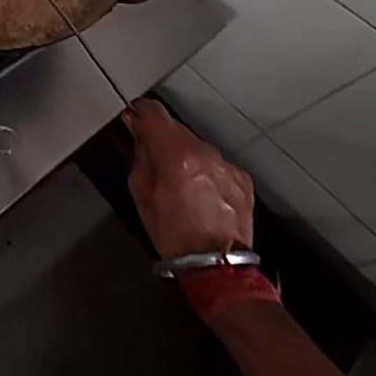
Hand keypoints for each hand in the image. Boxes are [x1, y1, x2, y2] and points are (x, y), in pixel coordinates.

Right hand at [121, 97, 254, 259]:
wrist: (216, 265)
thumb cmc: (171, 231)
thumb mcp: (141, 191)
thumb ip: (141, 155)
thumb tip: (139, 131)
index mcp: (175, 154)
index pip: (155, 113)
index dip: (141, 110)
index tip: (133, 114)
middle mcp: (204, 152)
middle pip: (176, 128)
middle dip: (161, 136)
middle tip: (150, 154)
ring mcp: (226, 165)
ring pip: (196, 146)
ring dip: (184, 154)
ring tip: (177, 180)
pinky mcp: (241, 179)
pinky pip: (215, 164)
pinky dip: (205, 170)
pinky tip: (200, 192)